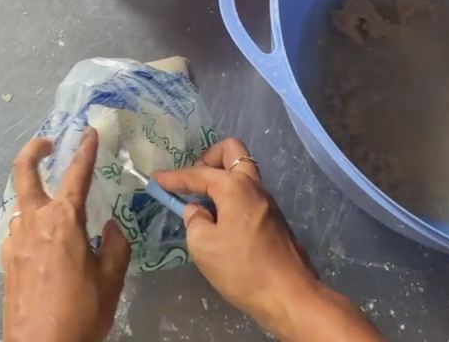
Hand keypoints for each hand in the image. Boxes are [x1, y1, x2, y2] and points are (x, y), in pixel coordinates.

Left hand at [1, 128, 129, 341]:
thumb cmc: (79, 313)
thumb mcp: (110, 281)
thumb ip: (115, 246)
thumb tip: (110, 227)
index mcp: (62, 219)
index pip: (76, 173)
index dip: (85, 150)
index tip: (89, 132)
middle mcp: (34, 220)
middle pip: (24, 170)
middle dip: (34, 149)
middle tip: (48, 143)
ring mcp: (15, 238)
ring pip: (22, 202)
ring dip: (36, 195)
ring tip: (55, 207)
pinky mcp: (6, 259)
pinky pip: (19, 229)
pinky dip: (31, 224)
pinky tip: (45, 243)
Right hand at [157, 139, 382, 341]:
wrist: (291, 297)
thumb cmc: (244, 269)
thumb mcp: (204, 247)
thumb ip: (194, 221)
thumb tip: (198, 211)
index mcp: (234, 186)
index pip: (198, 174)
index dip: (174, 177)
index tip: (157, 179)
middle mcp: (253, 185)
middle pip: (232, 151)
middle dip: (209, 158)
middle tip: (195, 181)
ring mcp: (268, 202)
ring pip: (243, 172)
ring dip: (222, 178)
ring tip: (205, 203)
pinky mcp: (274, 220)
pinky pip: (248, 194)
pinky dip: (233, 197)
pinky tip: (223, 221)